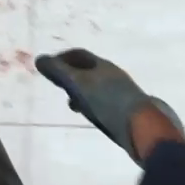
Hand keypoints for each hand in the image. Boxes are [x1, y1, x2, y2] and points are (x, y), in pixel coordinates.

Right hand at [34, 48, 184, 161]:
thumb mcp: (80, 85)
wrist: (145, 129)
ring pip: (96, 87)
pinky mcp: (128, 111)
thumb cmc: (109, 102)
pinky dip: (92, 104)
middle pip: (88, 70)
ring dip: (82, 92)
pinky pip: (105, 102)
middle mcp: (114, 76)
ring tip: (73, 105)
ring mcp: (123, 93)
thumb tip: (39, 59)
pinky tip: (92, 117)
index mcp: (104, 66)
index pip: (79, 55)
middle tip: (59, 86)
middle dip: (72, 76)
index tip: (49, 66)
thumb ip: (60, 72)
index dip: (62, 58)